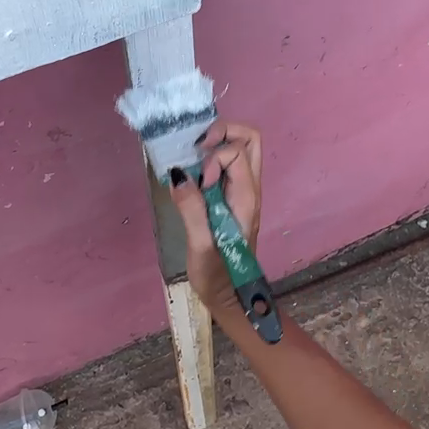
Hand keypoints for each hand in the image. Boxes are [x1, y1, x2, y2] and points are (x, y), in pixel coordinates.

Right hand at [169, 120, 263, 313]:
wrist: (230, 297)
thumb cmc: (217, 275)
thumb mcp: (201, 246)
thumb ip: (192, 210)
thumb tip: (178, 174)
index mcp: (246, 198)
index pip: (237, 152)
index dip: (215, 158)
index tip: (200, 182)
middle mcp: (249, 188)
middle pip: (250, 138)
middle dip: (223, 132)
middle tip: (198, 149)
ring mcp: (243, 191)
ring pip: (241, 147)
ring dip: (217, 143)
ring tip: (193, 158)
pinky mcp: (232, 196)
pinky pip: (229, 162)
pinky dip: (212, 156)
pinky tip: (192, 172)